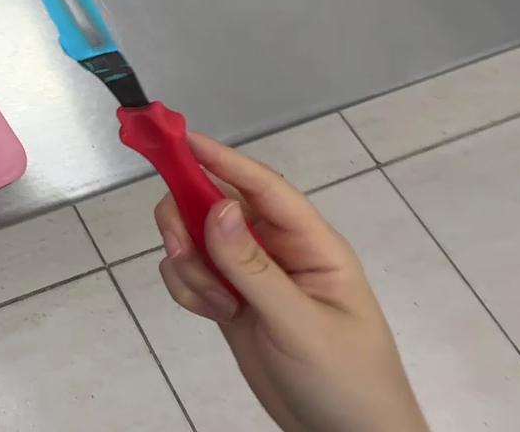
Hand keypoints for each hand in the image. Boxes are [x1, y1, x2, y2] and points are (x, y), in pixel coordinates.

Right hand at [154, 133, 426, 431]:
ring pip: (190, 234)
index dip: (218, 156)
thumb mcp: (302, 326)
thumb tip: (214, 207)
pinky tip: (212, 314)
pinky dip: (185, 287)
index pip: (260, 185)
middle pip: (210, 201)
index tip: (174, 136)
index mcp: (310, 245)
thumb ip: (253, 267)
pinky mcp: (225, 292)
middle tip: (179, 249)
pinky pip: (185, 267)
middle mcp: (275, 247)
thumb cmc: (346, 383)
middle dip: (186, 222)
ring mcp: (248, 269)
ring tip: (214, 303)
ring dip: (187, 264)